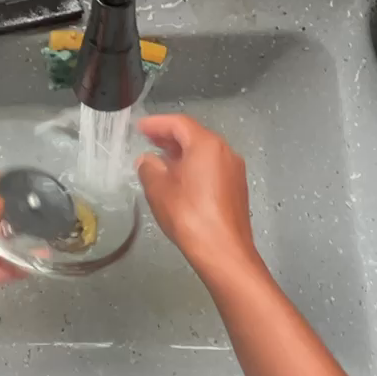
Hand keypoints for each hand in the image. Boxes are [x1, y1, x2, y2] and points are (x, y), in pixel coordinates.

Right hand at [137, 114, 267, 285]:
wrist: (224, 252)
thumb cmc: (189, 216)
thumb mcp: (159, 189)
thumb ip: (149, 168)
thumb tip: (148, 161)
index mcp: (206, 145)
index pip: (179, 124)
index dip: (157, 123)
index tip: (140, 126)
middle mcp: (225, 152)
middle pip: (194, 135)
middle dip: (169, 137)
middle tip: (147, 139)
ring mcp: (234, 170)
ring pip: (204, 152)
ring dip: (181, 153)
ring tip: (159, 159)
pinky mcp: (236, 188)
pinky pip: (212, 167)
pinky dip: (194, 166)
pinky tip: (179, 179)